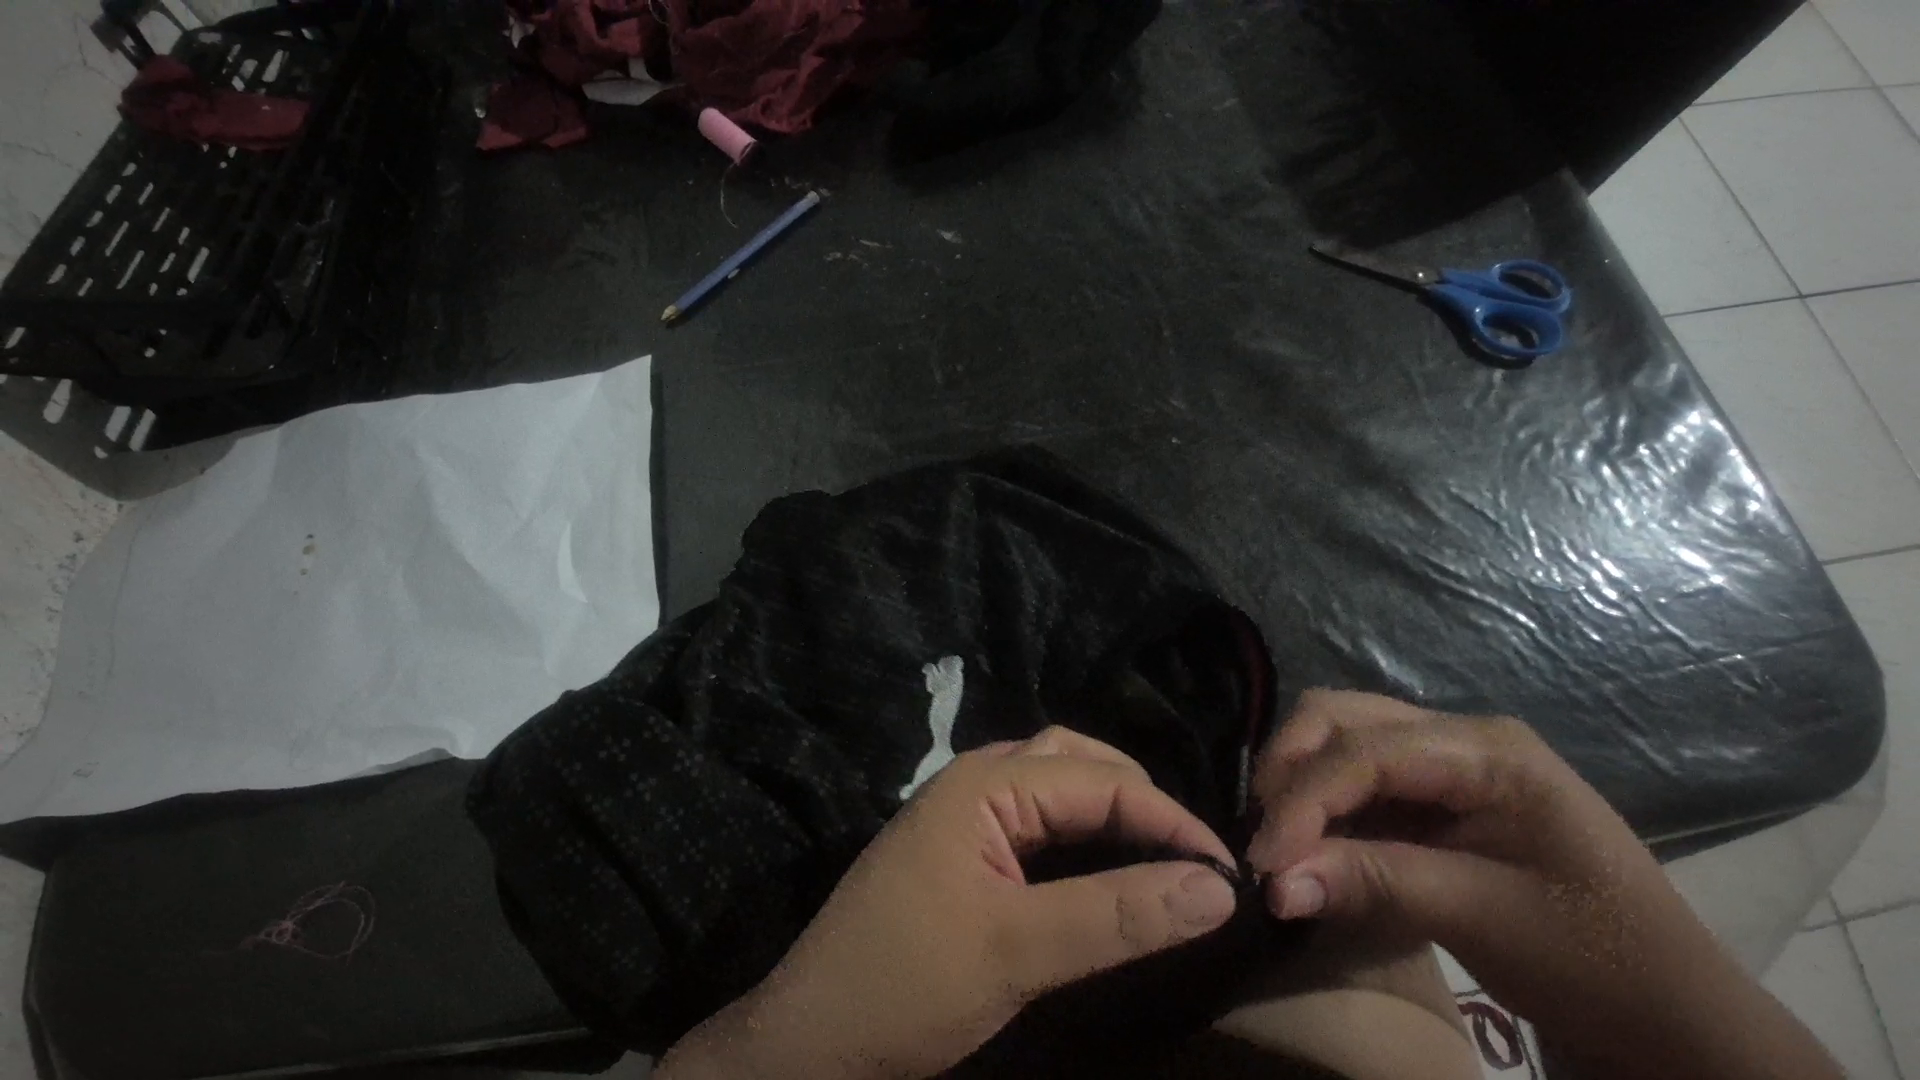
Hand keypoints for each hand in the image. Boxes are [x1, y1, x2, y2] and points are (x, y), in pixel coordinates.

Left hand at [656, 727, 1238, 1079]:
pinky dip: (1082, 836)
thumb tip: (1217, 888)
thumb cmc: (906, 985)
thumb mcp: (1016, 952)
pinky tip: (1106, 868)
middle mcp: (975, 782)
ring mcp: (965, 814)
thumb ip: (1115, 915)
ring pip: (1057, 787)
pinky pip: (1037, 822)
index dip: (1169, 820)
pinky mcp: (964, 851)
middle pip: (1078, 764)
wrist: (813, 1041)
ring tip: (1162, 857)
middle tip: (1194, 858)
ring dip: (1112, 811)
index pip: (1100, 780)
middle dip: (1140, 800)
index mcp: (983, 783)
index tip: (1228, 872)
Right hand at [1245, 689, 1841, 1079]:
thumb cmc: (1597, 959)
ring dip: (1298, 782)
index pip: (1366, 752)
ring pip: (1338, 738)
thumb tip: (1272, 884)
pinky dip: (1319, 804)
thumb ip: (1372, 883)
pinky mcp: (1432, 795)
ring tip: (1280, 844)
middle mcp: (1459, 736)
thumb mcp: (1484, 918)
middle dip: (1290, 771)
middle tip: (1265, 842)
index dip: (1304, 801)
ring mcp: (1445, 761)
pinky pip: (1353, 777)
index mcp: (1489, 750)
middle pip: (1340, 718)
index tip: (1262, 863)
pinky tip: (1309, 844)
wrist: (1667, 1012)